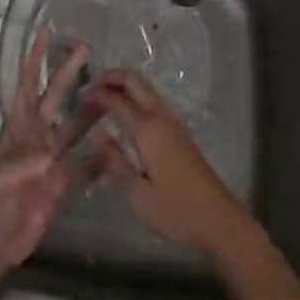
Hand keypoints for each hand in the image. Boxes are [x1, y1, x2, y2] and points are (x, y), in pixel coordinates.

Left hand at [0, 30, 92, 269]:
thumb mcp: (1, 182)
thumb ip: (23, 166)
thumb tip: (50, 154)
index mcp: (19, 127)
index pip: (27, 83)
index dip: (34, 57)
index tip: (45, 32)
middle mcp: (37, 136)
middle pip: (54, 96)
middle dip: (68, 71)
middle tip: (86, 47)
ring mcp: (50, 159)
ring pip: (73, 125)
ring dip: (89, 108)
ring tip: (110, 90)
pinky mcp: (61, 184)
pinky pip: (84, 166)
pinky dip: (99, 157)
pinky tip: (117, 147)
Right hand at [90, 68, 248, 252]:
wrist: (221, 222)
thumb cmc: (177, 212)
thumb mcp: (138, 195)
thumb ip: (115, 161)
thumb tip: (97, 134)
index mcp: (148, 129)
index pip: (115, 98)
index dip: (94, 95)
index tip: (77, 100)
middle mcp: (161, 117)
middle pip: (133, 80)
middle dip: (109, 77)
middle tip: (88, 89)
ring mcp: (173, 122)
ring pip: (145, 87)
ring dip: (122, 85)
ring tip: (102, 98)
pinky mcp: (180, 131)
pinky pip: (152, 100)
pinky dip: (134, 96)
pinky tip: (124, 114)